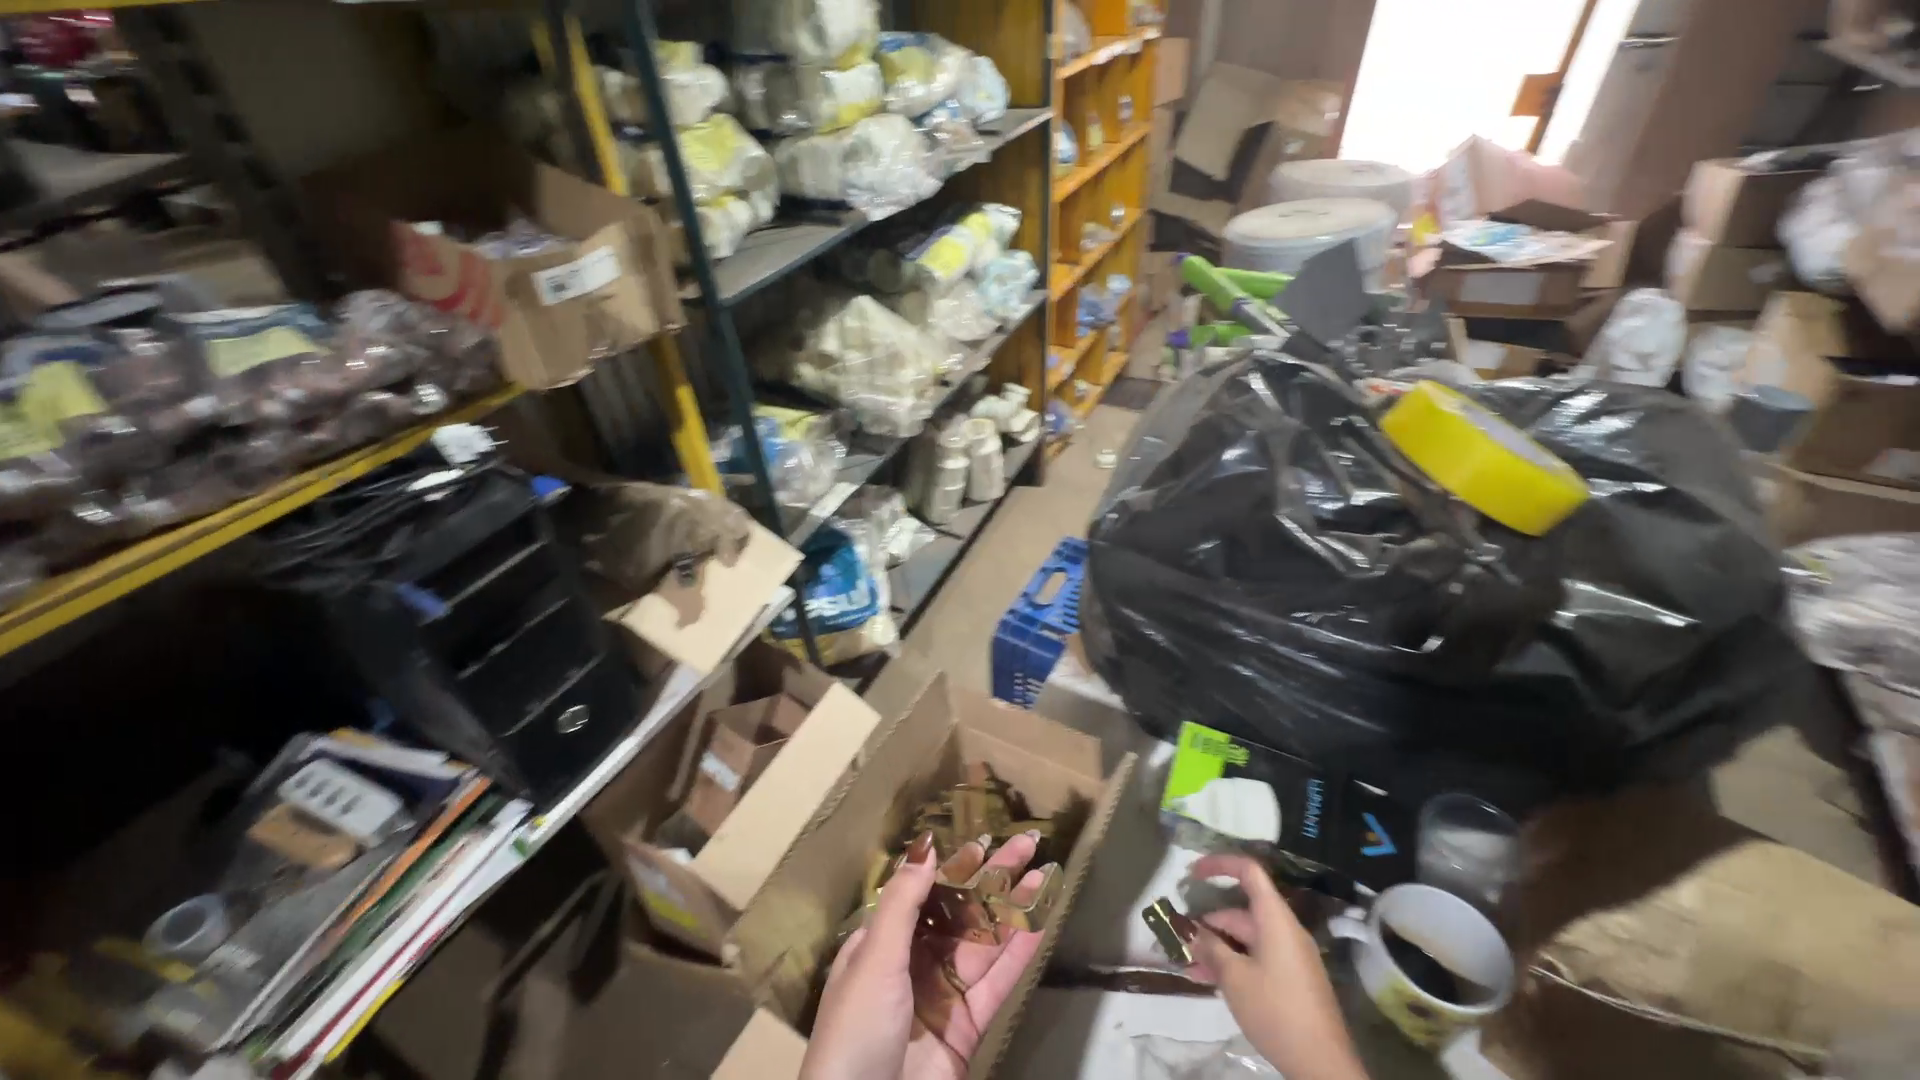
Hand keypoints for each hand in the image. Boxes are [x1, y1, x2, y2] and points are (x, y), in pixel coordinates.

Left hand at [801, 832, 1048, 1079]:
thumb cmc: (856, 1029)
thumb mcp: (873, 959)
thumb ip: (903, 903)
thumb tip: (925, 846)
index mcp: (882, 944)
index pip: (925, 894)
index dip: (956, 867)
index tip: (986, 840)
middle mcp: (914, 963)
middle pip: (961, 914)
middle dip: (993, 879)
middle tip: (1027, 844)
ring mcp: (944, 995)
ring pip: (985, 942)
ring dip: (1014, 908)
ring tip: (1044, 873)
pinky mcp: (968, 1026)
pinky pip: (997, 981)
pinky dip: (1019, 952)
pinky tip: (1040, 921)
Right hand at [1184, 855, 1368, 1079]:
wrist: (1323, 1064)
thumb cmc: (1276, 1010)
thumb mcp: (1235, 978)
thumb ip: (1210, 948)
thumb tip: (1192, 931)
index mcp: (1275, 920)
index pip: (1249, 873)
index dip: (1220, 865)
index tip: (1192, 873)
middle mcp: (1284, 931)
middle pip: (1242, 912)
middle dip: (1208, 923)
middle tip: (1179, 939)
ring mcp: (1289, 956)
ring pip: (1245, 939)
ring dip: (1216, 947)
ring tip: (1187, 965)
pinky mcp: (1290, 980)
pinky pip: (1255, 958)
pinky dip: (1232, 963)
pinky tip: (1207, 981)